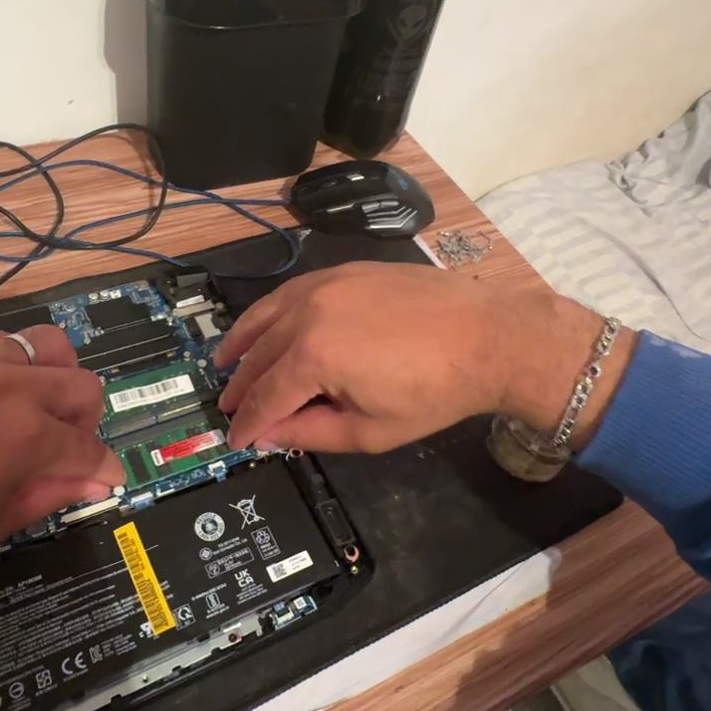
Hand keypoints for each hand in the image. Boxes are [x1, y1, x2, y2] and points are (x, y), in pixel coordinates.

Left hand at [0, 326, 120, 591]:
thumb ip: (47, 495)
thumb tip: (90, 481)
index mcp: (27, 438)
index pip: (90, 448)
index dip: (104, 469)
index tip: (103, 479)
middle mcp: (11, 387)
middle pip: (83, 387)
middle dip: (86, 423)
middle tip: (64, 451)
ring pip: (49, 347)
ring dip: (54, 381)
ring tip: (30, 412)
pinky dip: (11, 366)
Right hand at [215, 263, 630, 454]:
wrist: (486, 335)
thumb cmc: (434, 392)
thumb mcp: (371, 431)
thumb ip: (311, 433)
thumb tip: (268, 435)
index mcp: (314, 357)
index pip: (266, 397)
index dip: (248, 423)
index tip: (235, 439)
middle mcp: (308, 313)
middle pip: (259, 355)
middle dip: (240, 387)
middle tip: (228, 406)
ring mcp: (324, 285)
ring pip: (267, 315)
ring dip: (242, 341)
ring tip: (224, 360)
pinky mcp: (343, 271)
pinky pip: (291, 291)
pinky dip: (270, 311)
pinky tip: (266, 323)